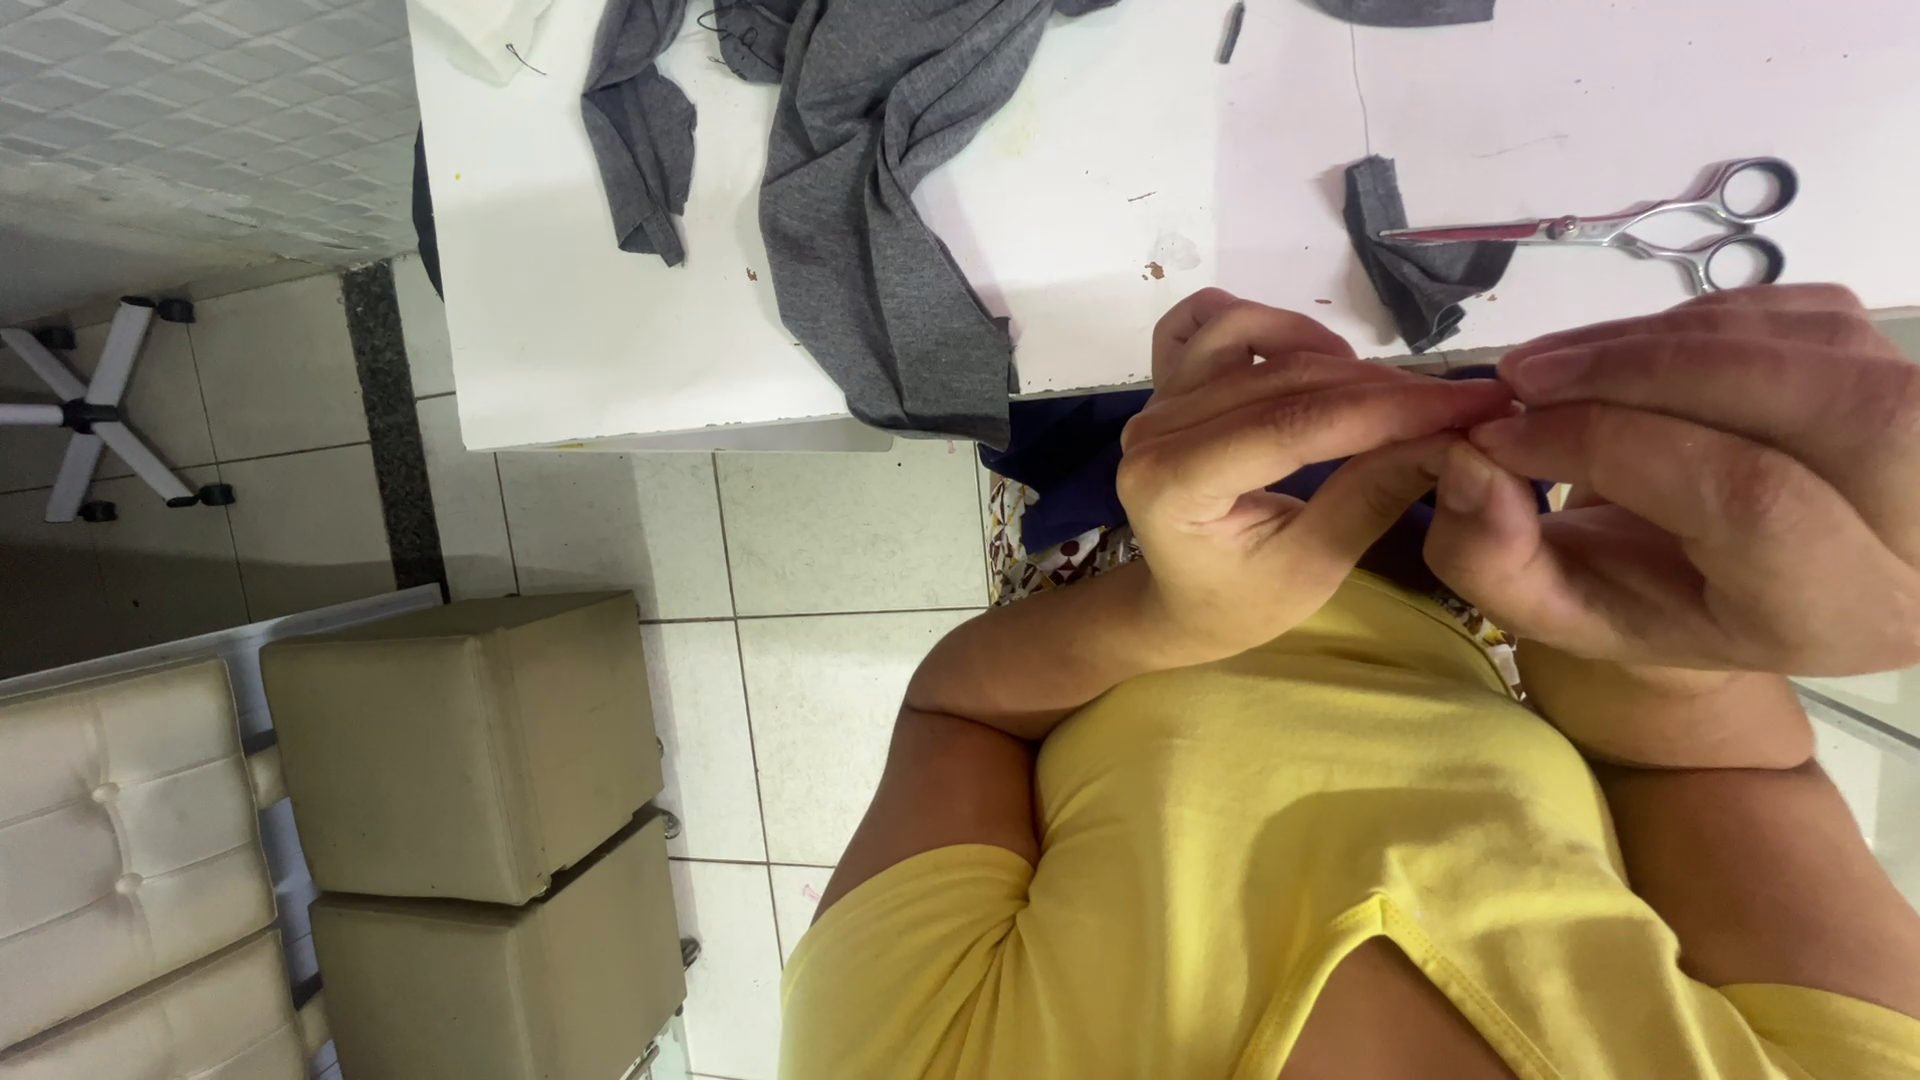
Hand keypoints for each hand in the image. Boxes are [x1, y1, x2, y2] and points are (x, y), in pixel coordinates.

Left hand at [1117, 289, 1514, 661]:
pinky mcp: (1166, 386)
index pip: (1289, 427)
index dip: (1388, 410)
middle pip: (1277, 377)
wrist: (1184, 599)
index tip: (1476, 403)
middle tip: (1460, 403)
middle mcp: (1152, 434)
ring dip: (1325, 350)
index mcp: (1170, 487)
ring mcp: (1154, 403)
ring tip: (1379, 393)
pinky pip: (1208, 321)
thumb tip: (1456, 436)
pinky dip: (1264, 326)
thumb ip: (1372, 496)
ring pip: (1246, 334)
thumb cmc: (1241, 601)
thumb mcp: (1312, 566)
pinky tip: (1306, 356)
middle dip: (1380, 386)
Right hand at [1424, 284, 1919, 675]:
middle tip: (1524, 375)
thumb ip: (1488, 558)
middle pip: (1825, 405)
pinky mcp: (1914, 371)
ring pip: (1816, 346)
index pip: (1748, 500)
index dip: (1602, 445)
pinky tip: (1619, 360)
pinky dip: (1687, 321)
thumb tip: (1462, 461)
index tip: (1491, 436)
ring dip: (1654, 338)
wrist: (1714, 581)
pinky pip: (1805, 313)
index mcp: (1835, 611)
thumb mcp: (1544, 608)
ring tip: (1547, 364)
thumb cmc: (1629, 600)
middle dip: (1646, 370)